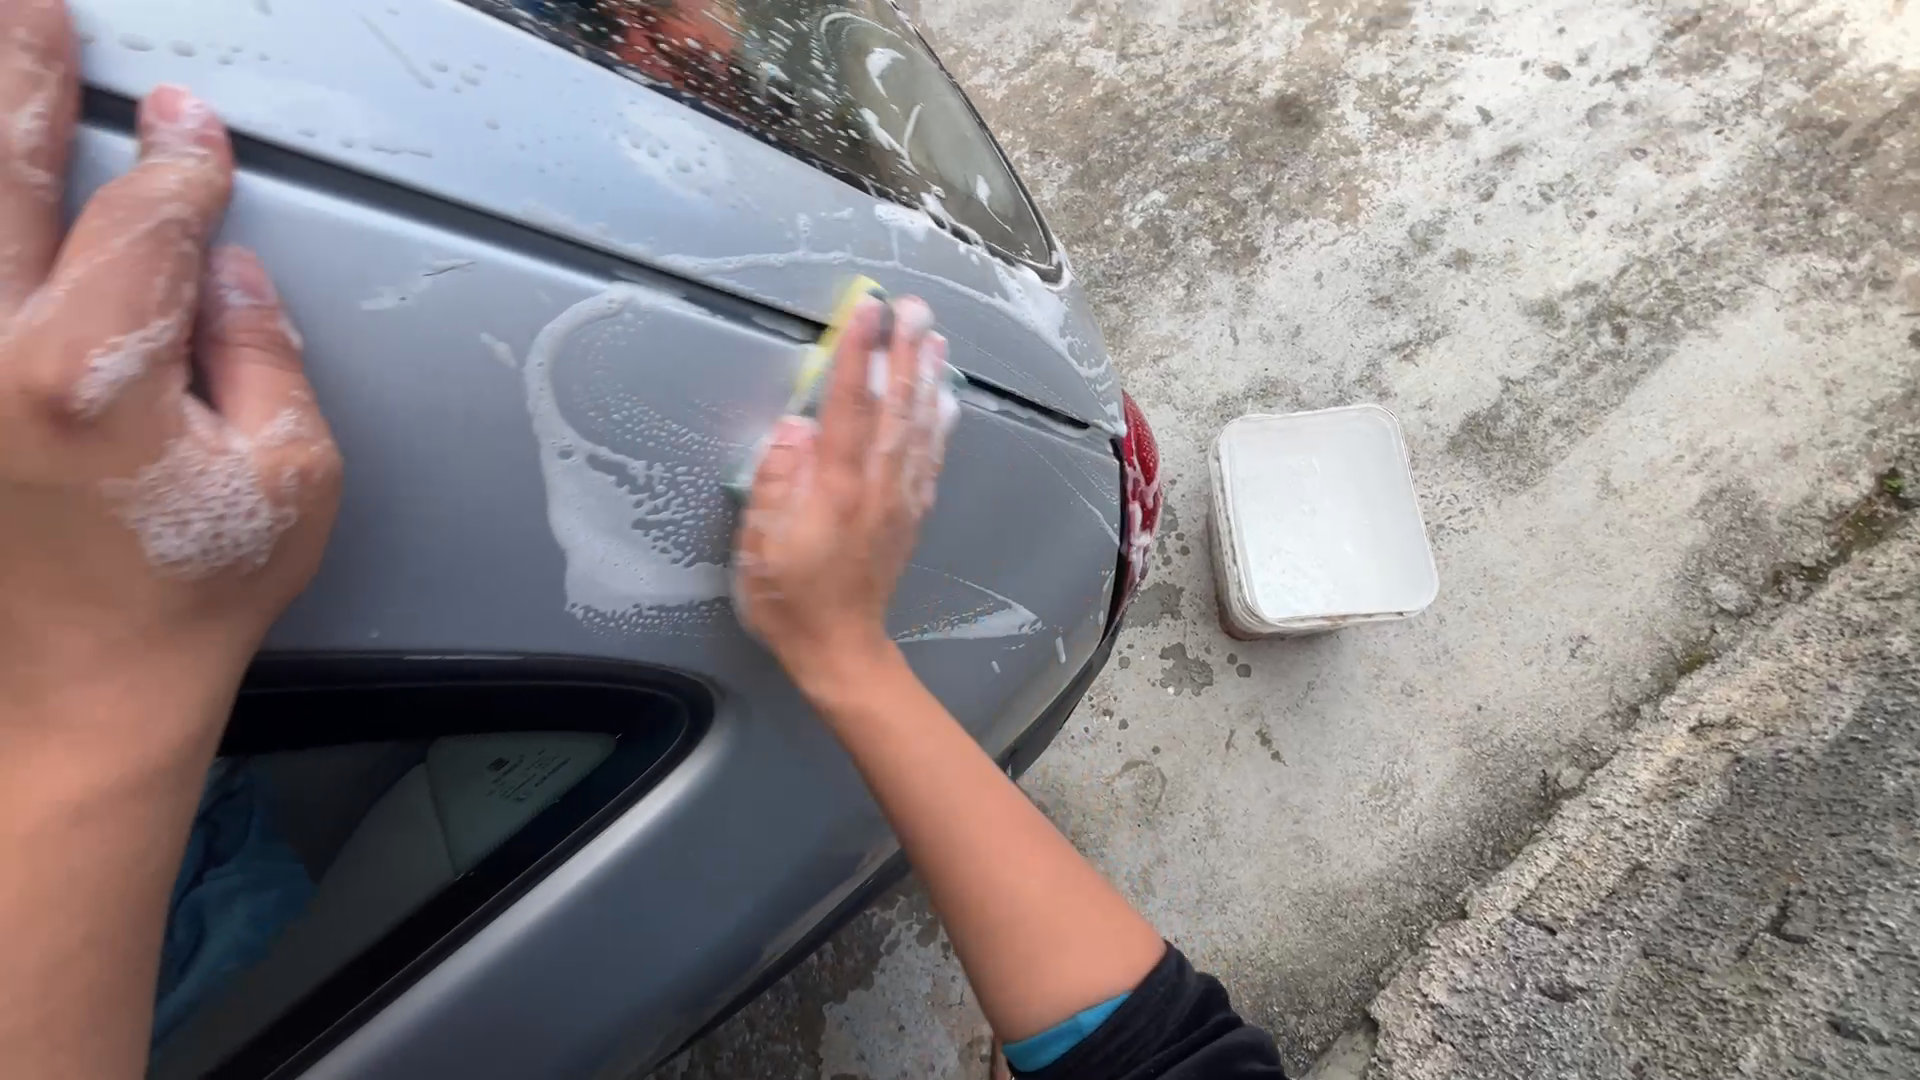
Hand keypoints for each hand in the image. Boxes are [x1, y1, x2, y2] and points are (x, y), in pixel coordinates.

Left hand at [0, 2, 339, 755]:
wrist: (78, 681)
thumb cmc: (200, 583)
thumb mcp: (294, 479)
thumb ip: (270, 363)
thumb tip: (235, 277)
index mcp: (98, 379)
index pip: (148, 231)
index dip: (179, 166)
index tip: (191, 122)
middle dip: (12, 76)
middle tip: (28, 8)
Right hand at [733, 294, 955, 698]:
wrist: (839, 647)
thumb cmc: (788, 598)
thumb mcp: (759, 545)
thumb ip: (776, 481)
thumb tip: (796, 424)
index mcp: (835, 490)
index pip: (848, 407)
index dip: (857, 355)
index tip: (865, 310)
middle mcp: (876, 488)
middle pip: (894, 409)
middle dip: (904, 352)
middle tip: (913, 307)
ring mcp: (900, 501)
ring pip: (919, 430)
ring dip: (928, 380)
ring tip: (935, 338)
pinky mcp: (911, 515)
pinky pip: (930, 461)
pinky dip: (940, 426)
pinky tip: (946, 401)